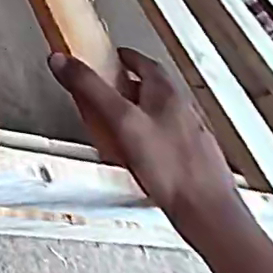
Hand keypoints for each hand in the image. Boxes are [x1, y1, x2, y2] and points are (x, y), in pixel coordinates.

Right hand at [50, 48, 240, 232]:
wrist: (210, 216)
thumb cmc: (171, 167)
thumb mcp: (121, 121)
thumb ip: (90, 88)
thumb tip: (62, 60)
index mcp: (167, 93)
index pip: (143, 62)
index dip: (124, 57)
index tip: (110, 56)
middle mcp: (183, 109)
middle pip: (151, 88)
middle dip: (127, 87)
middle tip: (106, 90)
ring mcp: (192, 136)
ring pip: (159, 114)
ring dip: (137, 113)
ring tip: (116, 125)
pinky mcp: (193, 161)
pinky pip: (165, 140)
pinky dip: (147, 139)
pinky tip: (137, 157)